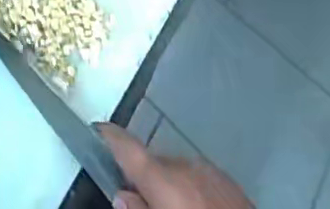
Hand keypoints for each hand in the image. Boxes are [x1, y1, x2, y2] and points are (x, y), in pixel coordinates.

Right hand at [99, 124, 251, 208]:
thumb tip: (122, 195)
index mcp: (163, 178)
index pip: (126, 145)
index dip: (107, 136)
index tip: (94, 130)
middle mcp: (185, 166)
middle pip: (153, 162)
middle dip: (145, 178)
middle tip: (141, 198)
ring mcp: (213, 174)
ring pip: (179, 172)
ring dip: (171, 186)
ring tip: (171, 207)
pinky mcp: (234, 186)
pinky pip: (202, 181)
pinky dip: (193, 192)